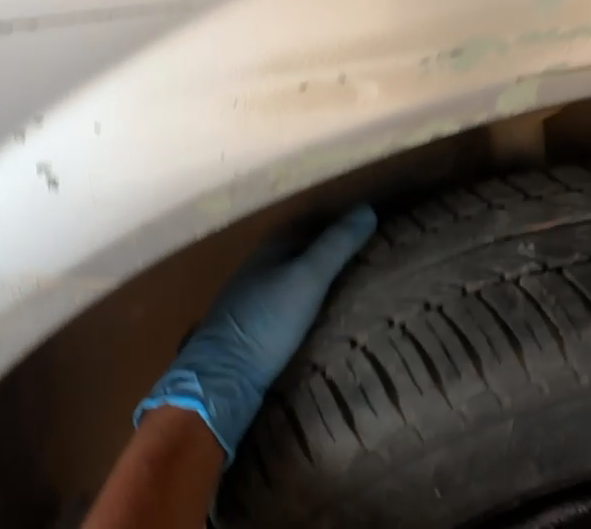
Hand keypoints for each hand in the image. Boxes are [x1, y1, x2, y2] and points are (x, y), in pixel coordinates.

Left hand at [136, 205, 377, 461]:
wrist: (221, 380)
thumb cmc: (266, 320)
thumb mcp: (308, 278)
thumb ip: (337, 244)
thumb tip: (369, 209)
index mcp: (269, 250)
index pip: (309, 225)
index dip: (337, 225)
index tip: (368, 229)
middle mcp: (258, 270)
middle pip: (300, 253)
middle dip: (329, 253)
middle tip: (368, 259)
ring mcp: (250, 303)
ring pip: (292, 281)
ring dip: (318, 282)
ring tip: (353, 289)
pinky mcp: (250, 333)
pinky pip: (287, 307)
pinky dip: (307, 305)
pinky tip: (323, 318)